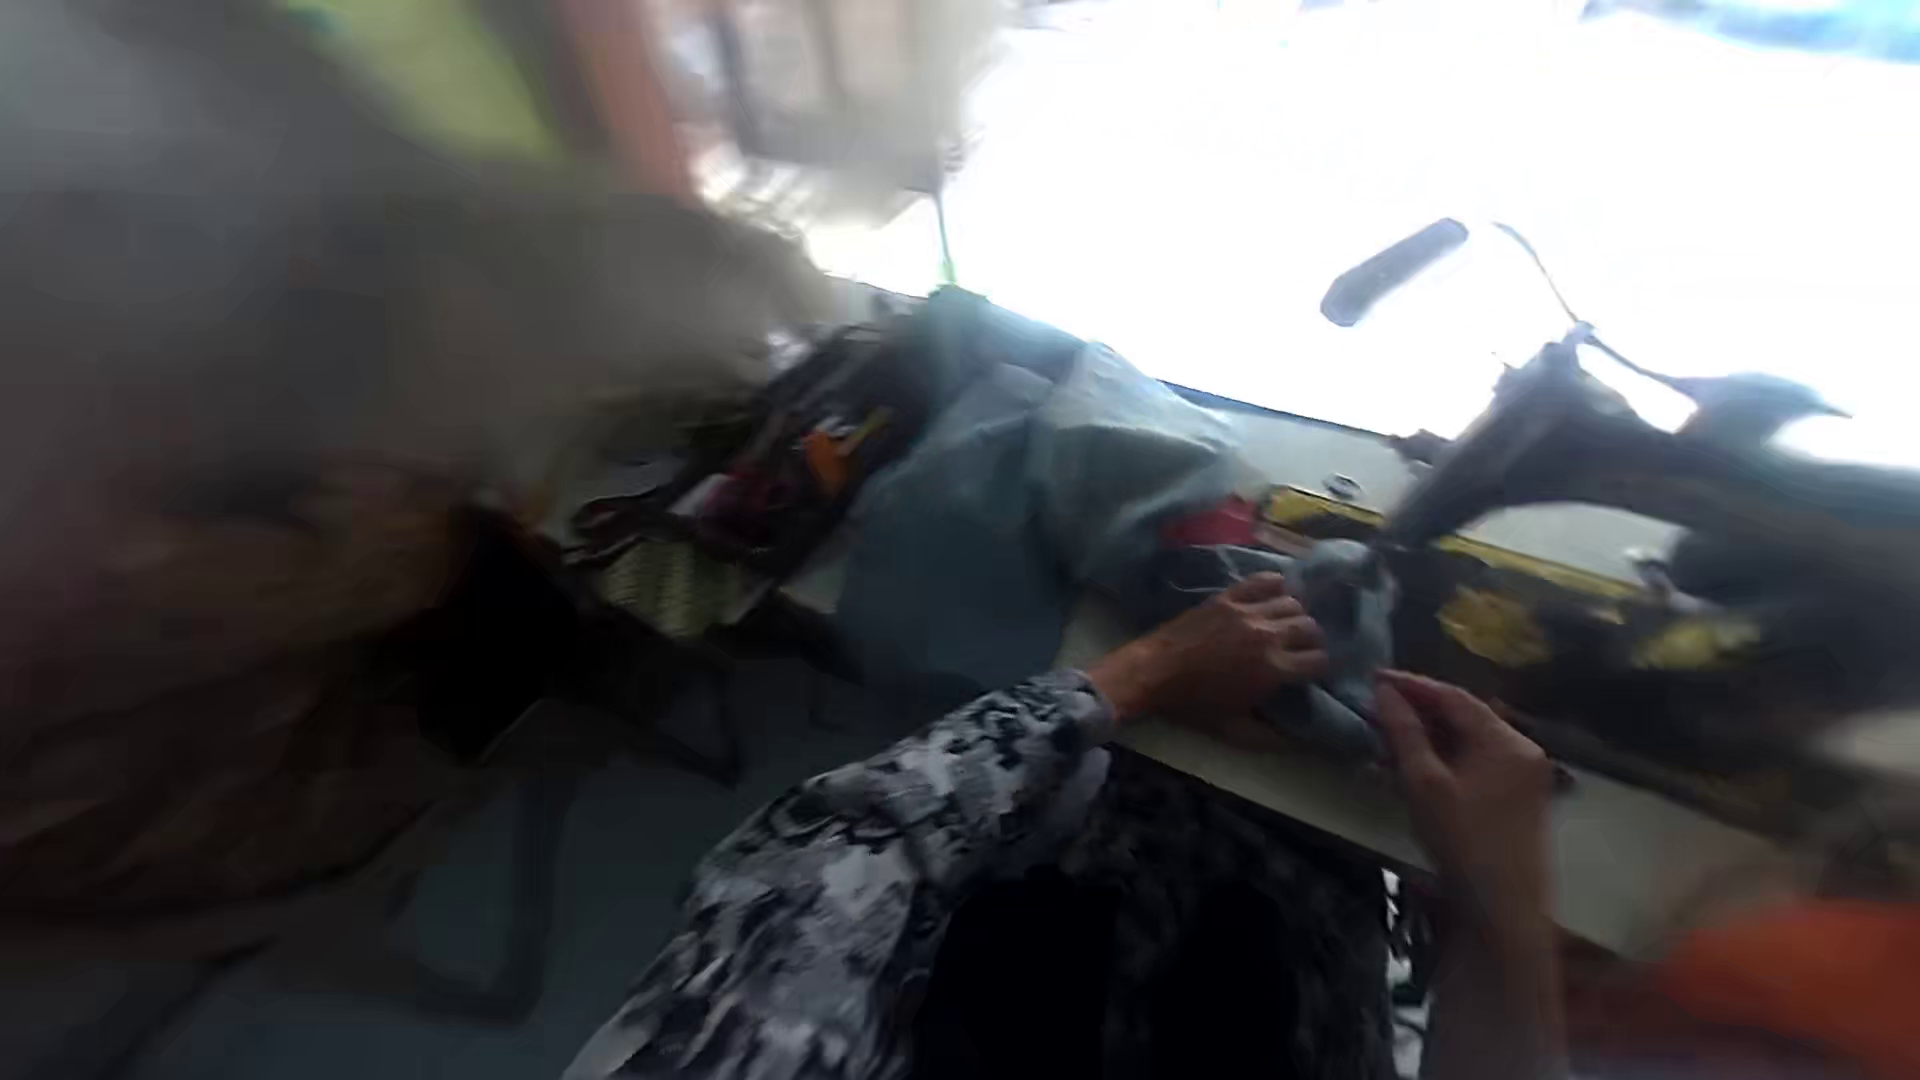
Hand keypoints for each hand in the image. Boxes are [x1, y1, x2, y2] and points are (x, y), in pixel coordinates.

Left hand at [1086, 573, 1327, 722]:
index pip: (1320, 660)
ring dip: (1293, 614)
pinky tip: (1272, 595)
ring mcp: (1245, 612)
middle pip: (1310, 627)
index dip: (1318, 666)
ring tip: (1283, 624)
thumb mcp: (1234, 729)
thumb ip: (1271, 737)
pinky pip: (1261, 581)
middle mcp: (1266, 636)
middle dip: (1310, 639)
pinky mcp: (1225, 598)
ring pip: (1292, 602)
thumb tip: (1302, 741)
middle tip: (1297, 647)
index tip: (1308, 669)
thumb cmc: (1193, 703)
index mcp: (1273, 669)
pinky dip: (1274, 584)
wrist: (1154, 672)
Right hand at [1372, 670, 1554, 928]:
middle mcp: (1519, 750)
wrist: (1501, 904)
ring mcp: (1518, 772)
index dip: (1410, 683)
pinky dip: (1435, 751)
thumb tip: (1384, 690)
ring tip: (1382, 730)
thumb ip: (1403, 729)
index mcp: (1505, 742)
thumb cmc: (1461, 836)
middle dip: (1415, 706)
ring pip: (1461, 735)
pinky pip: (1468, 756)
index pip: (1452, 697)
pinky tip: (1405, 759)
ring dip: (1421, 730)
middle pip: (1460, 713)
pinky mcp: (1510, 791)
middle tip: (1373, 702)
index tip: (1372, 676)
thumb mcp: (1422, 779)